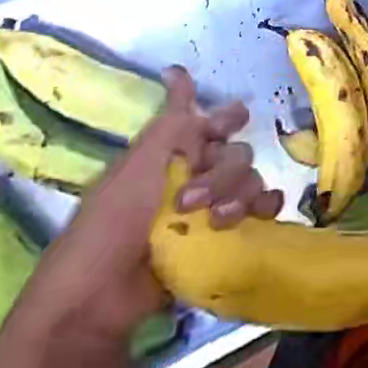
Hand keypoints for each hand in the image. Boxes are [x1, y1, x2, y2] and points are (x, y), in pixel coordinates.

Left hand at [17, 67, 283, 342]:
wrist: (102, 298)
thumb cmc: (112, 222)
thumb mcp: (139, 164)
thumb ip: (171, 121)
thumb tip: (178, 69)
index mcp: (172, 154)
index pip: (213, 123)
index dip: (225, 119)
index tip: (230, 123)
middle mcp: (195, 176)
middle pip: (236, 153)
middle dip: (221, 172)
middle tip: (189, 200)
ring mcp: (212, 209)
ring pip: (249, 181)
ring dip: (239, 195)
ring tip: (216, 222)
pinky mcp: (224, 240)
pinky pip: (261, 212)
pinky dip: (265, 209)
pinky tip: (261, 215)